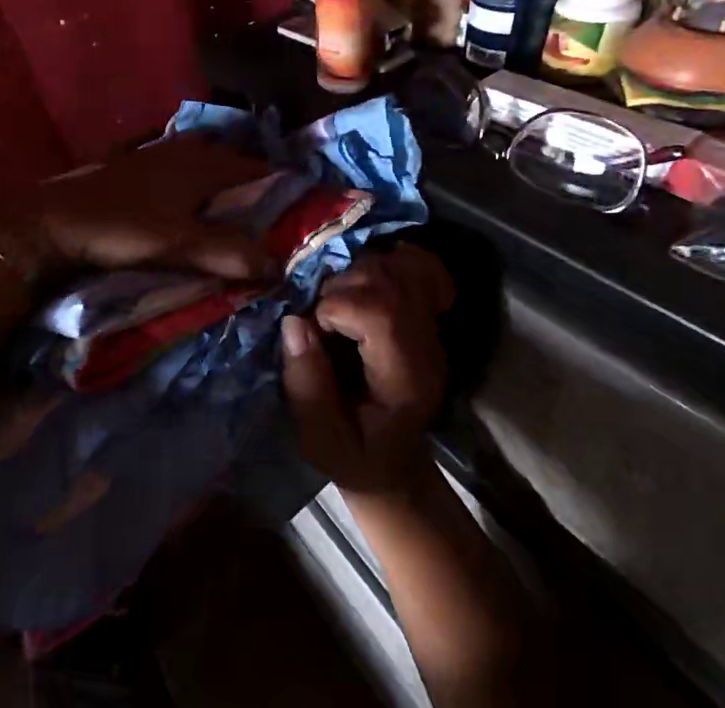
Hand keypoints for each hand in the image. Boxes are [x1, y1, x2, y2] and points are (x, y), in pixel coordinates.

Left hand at [0, 135, 278, 280]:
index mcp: (203, 166)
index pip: (255, 167)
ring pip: (197, 154)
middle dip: (249, 172)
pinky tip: (176, 182)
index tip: (299, 199)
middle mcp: (183, 151)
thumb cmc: (124, 230)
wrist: (54, 223)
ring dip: (216, 167)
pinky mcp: (126, 164)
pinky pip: (167, 159)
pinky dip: (182, 168)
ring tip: (228, 192)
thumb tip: (279, 268)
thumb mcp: (183, 246)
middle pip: (228, 156)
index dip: (280, 181)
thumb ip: (232, 254)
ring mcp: (152, 153)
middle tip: (266, 198)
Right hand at [281, 244, 455, 496]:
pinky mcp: (426, 314)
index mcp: (406, 377)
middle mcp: (427, 343)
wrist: (394, 463)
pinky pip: (419, 266)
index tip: (312, 332)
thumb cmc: (356, 458)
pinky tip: (367, 280)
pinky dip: (391, 260)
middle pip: (388, 280)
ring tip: (337, 302)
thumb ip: (307, 385)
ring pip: (399, 265)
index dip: (335, 308)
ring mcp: (432, 325)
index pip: (380, 312)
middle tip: (320, 317)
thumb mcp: (321, 440)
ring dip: (357, 272)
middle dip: (340, 286)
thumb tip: (293, 322)